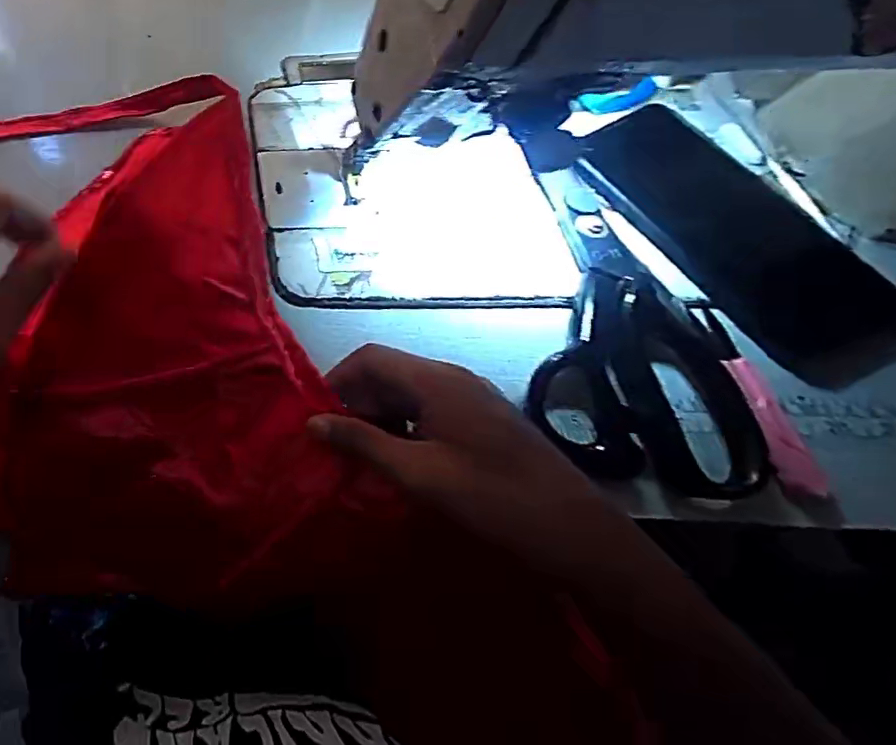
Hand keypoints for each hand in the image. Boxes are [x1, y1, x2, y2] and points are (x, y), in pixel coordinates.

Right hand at [312, 346, 848, 744]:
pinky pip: (431, 411)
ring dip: (379, 417)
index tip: (316, 414)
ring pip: (408, 394)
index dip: (337, 380)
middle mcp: (453, 379)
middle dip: (356, 402)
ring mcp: (473, 399)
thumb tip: (313, 421)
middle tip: (334, 442)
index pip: (370, 358)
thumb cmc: (495, 500)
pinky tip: (400, 461)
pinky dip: (405, 428)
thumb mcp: (419, 474)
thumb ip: (363, 443)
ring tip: (361, 456)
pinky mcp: (485, 422)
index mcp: (436, 381)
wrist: (582, 538)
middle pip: (388, 374)